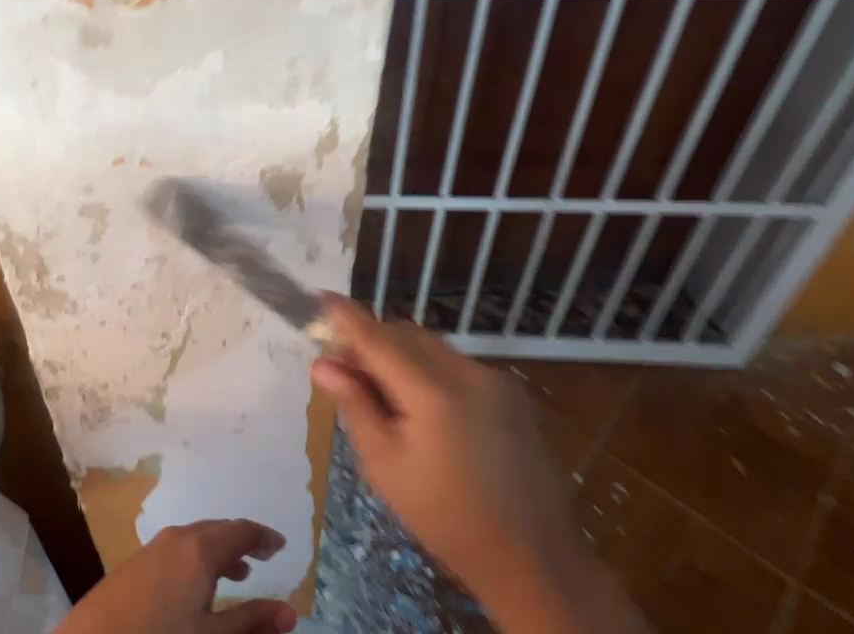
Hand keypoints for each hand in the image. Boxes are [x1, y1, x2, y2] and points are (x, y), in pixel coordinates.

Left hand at [55, 519, 297, 633]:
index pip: (240, 530)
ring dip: (218, 552)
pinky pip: (176, 551)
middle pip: (217, 530)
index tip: (280, 546)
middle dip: (241, 542)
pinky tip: (195, 589)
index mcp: (200, 549)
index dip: (263, 537)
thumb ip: (251, 622)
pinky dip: (196, 561)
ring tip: (235, 576)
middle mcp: (177, 539)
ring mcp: (151, 550)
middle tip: (261, 558)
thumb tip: (290, 613)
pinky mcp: (133, 566)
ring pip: (194, 540)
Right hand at [310, 295, 638, 631]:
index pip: (378, 338)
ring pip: (433, 347)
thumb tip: (323, 365)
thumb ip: (355, 406)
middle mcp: (466, 372)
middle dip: (373, 343)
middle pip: (407, 335)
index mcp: (432, 391)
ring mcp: (494, 380)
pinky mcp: (512, 394)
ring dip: (402, 356)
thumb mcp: (385, 466)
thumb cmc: (444, 516)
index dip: (347, 318)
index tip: (322, 299)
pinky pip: (458, 366)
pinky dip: (431, 372)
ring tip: (385, 397)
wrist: (531, 555)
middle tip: (347, 374)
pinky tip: (426, 411)